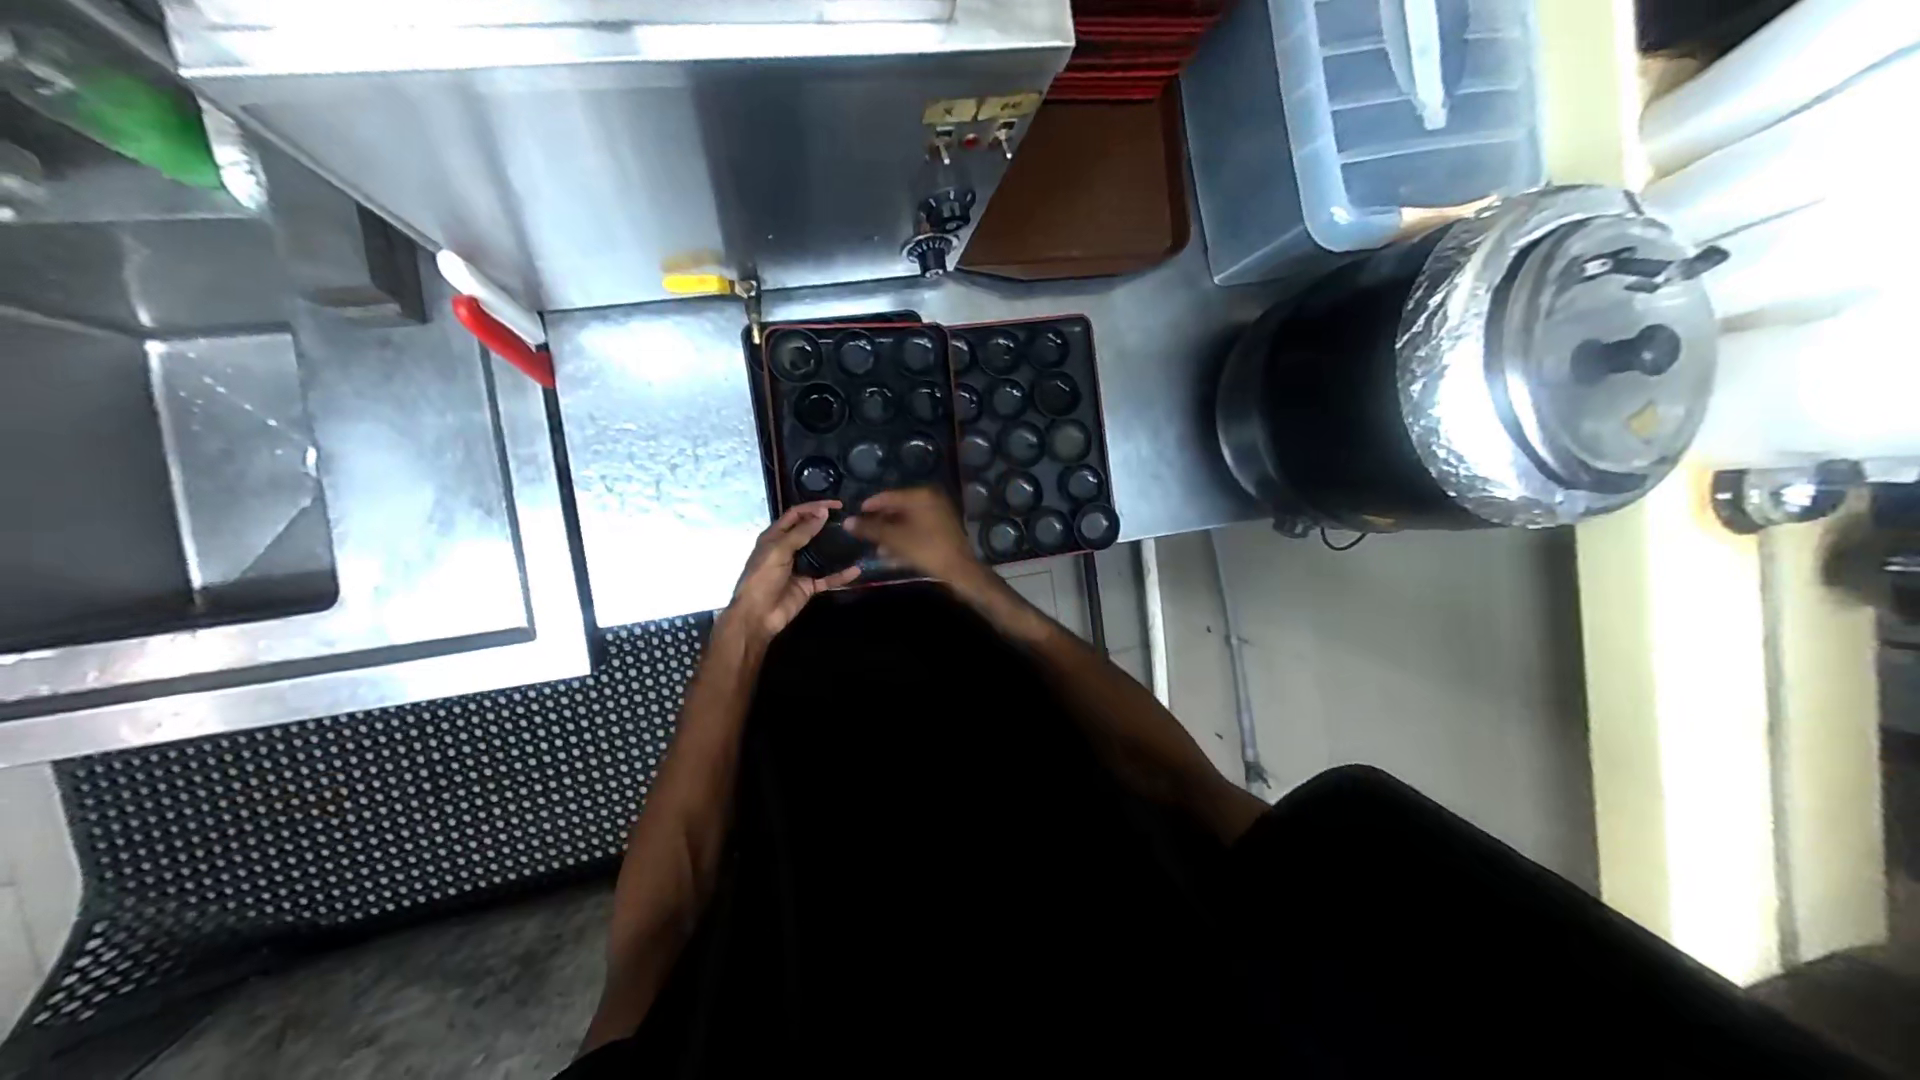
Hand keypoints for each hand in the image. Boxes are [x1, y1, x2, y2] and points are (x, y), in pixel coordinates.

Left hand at [723, 501, 859, 645]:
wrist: (757, 616)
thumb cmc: (762, 578)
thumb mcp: (779, 551)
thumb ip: (801, 532)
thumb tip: (823, 513)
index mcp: (775, 537)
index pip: (797, 514)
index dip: (814, 506)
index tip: (837, 504)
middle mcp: (789, 549)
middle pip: (811, 531)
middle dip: (828, 523)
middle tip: (850, 519)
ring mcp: (800, 567)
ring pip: (822, 553)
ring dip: (836, 547)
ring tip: (855, 538)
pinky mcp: (809, 585)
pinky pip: (828, 578)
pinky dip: (842, 575)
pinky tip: (857, 570)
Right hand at [844, 487, 987, 592]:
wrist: (960, 570)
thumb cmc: (926, 549)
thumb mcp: (895, 539)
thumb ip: (870, 529)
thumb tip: (847, 522)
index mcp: (921, 496)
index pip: (887, 496)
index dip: (869, 506)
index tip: (854, 517)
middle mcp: (930, 499)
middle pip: (897, 508)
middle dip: (880, 523)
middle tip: (864, 534)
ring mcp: (938, 514)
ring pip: (906, 521)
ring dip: (890, 533)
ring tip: (876, 547)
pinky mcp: (942, 529)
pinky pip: (917, 529)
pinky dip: (904, 538)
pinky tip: (892, 552)